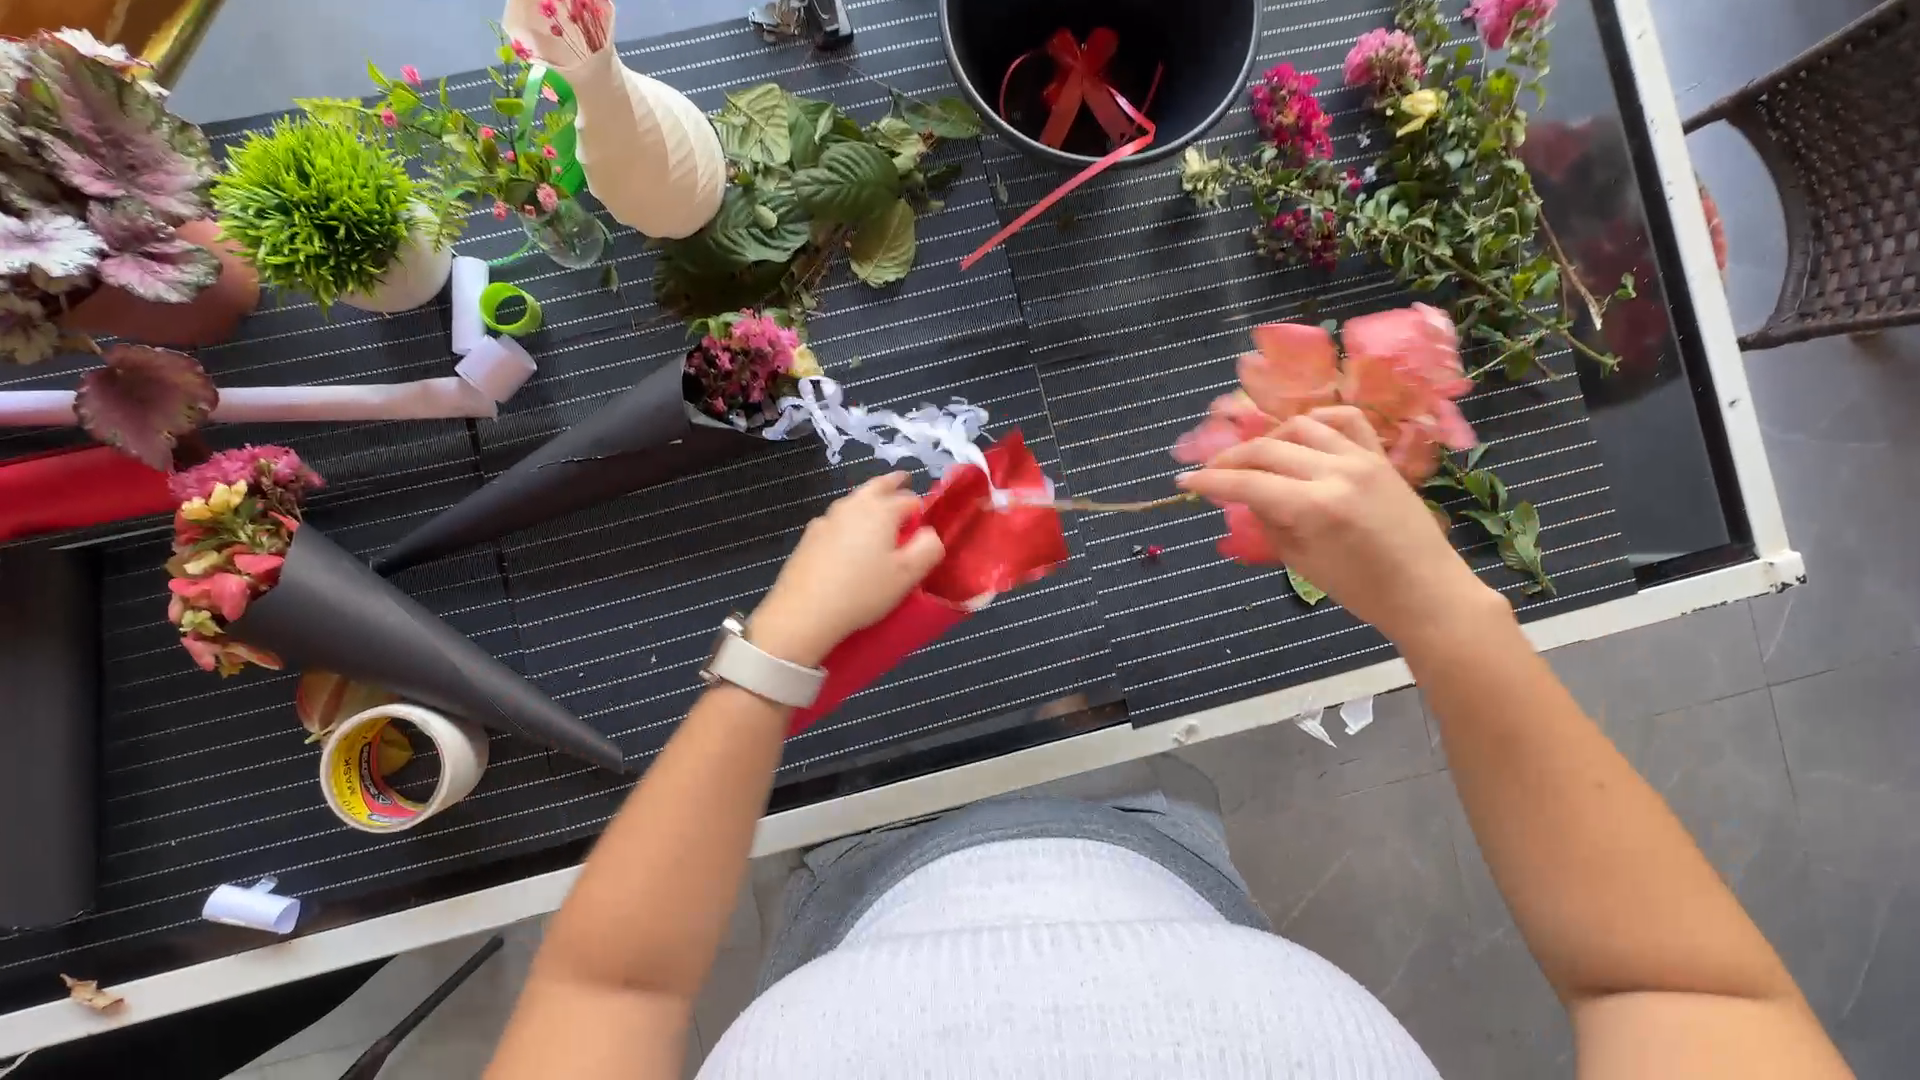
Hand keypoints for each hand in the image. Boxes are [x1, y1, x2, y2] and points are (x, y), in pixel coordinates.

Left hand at [750, 473, 944, 667]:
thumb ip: (928, 548)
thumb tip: (930, 533)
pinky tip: (848, 537)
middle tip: (903, 480)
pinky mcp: (810, 535)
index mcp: (882, 510)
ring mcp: (827, 518)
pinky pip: (837, 520)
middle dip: (893, 483)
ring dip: (869, 499)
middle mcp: (854, 506)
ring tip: (878, 509)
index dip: (921, 508)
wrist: (805, 610)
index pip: (910, 499)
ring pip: (854, 500)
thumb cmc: (863, 591)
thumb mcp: (908, 575)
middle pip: (878, 486)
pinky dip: (848, 520)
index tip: (925, 521)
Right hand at [1176, 406, 1505, 648]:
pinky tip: (1300, 435)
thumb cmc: (1362, 590)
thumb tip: (1245, 498)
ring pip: (1300, 427)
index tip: (1184, 482)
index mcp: (1316, 507)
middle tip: (1210, 473)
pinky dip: (1316, 420)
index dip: (1211, 482)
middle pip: (1268, 451)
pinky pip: (1345, 421)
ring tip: (1253, 458)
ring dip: (1267, 439)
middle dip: (1230, 460)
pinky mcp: (1381, 456)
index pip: (1249, 484)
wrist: (1426, 591)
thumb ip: (1270, 523)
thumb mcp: (1302, 562)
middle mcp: (1337, 473)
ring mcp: (1363, 459)